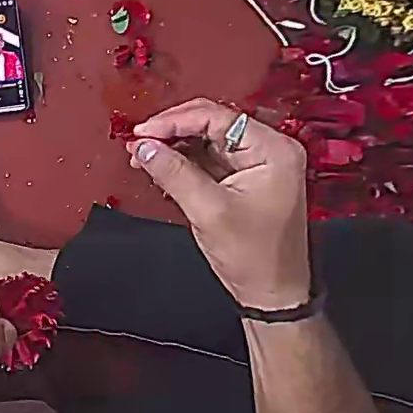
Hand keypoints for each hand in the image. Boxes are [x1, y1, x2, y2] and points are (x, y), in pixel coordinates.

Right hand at [127, 99, 311, 311]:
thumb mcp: (209, 211)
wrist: (272, 294)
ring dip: (172, 146)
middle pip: (210, 123)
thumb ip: (174, 173)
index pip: (216, 117)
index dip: (174, 121)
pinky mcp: (242, 177)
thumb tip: (144, 146)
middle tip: (139, 142)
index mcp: (273, 150)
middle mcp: (268, 149)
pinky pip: (206, 158)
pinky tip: (158, 167)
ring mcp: (255, 163)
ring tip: (142, 155)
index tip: (143, 133)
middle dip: (171, 132)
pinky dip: (181, 161)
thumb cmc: (256, 258)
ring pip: (204, 140)